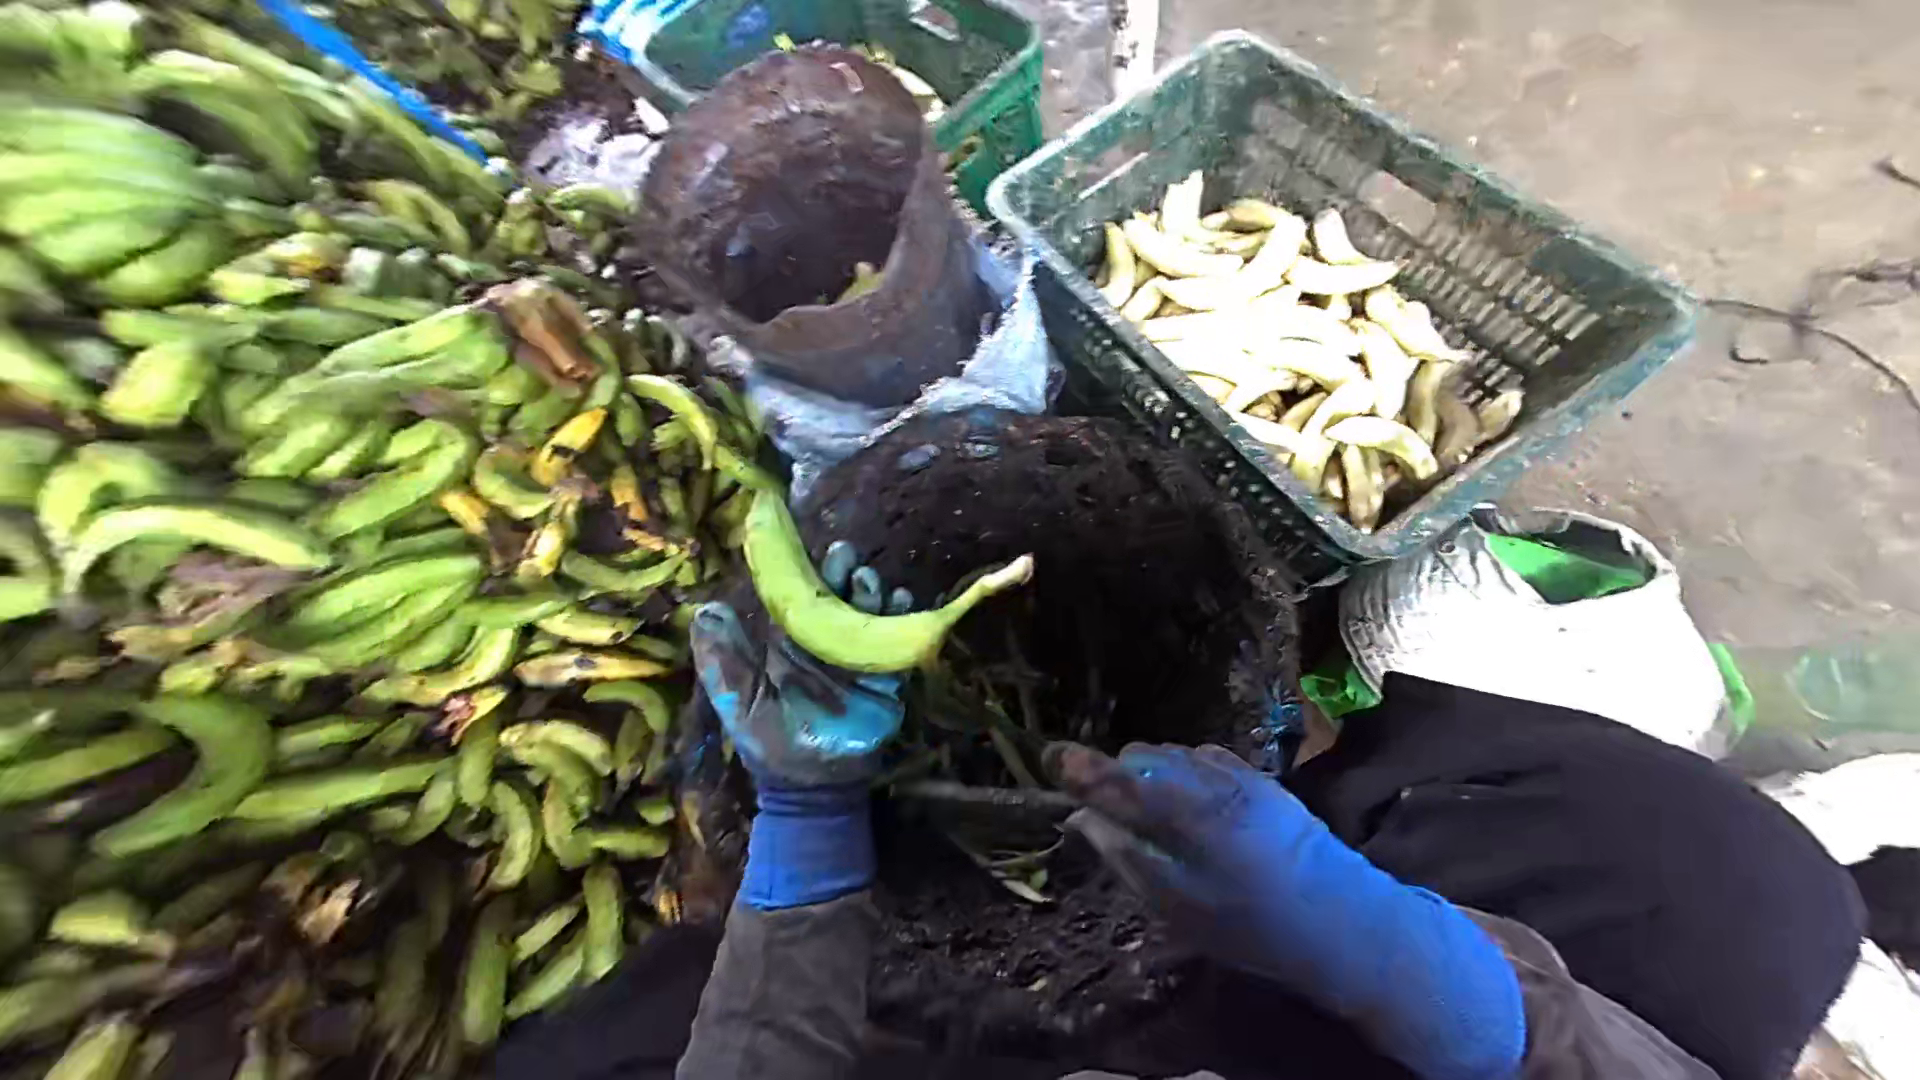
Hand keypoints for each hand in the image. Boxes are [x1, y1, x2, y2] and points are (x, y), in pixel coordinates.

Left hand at [691, 540, 912, 909]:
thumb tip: (705, 610)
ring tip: (869, 581)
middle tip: (845, 556)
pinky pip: (895, 643)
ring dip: (871, 594)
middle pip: (839, 600)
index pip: (803, 600)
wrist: (811, 786)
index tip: (813, 552)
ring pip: (868, 615)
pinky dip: (901, 620)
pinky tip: (902, 602)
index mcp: (793, 643)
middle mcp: (828, 643)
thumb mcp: (740, 701)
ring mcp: (859, 658)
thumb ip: (724, 660)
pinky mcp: (886, 677)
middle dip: (844, 575)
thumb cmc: (771, 742)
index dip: (810, 575)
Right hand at [1049, 742, 1525, 1079]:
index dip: (1079, 767)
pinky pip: (1194, 755)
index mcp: (1187, 819)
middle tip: (1114, 811)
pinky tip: (1188, 801)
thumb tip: (1080, 818)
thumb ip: (1123, 855)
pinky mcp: (1250, 770)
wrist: (1344, 920)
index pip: (1118, 779)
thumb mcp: (1178, 906)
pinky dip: (1177, 771)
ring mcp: (1232, 771)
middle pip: (1138, 757)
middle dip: (1116, 777)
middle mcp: (1206, 782)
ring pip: (1165, 752)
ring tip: (1155, 812)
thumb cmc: (1252, 927)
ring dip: (1146, 773)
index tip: (1050, 756)